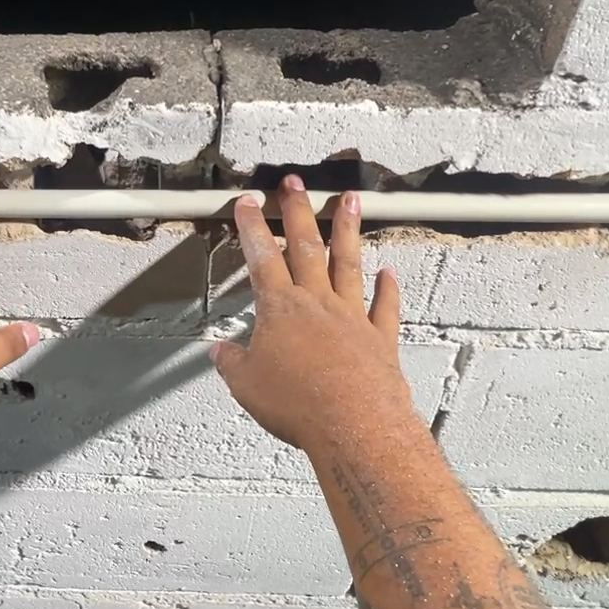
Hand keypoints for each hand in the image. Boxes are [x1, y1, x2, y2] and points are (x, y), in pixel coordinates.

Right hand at [211, 176, 417, 455]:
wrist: (354, 426)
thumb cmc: (298, 404)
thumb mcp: (247, 384)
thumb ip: (232, 363)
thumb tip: (217, 351)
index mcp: (281, 308)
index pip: (262, 257)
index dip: (252, 227)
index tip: (248, 201)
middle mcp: (317, 303)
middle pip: (306, 246)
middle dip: (297, 211)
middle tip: (295, 182)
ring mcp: (352, 316)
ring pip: (349, 263)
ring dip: (348, 230)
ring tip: (351, 201)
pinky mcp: (379, 338)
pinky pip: (385, 306)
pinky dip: (389, 288)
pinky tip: (390, 272)